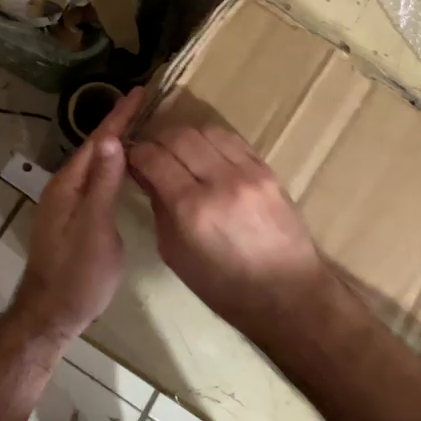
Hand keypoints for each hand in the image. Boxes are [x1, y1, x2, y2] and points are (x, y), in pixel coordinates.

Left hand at [7, 87, 147, 342]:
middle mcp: (64, 188)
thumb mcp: (95, 228)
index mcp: (68, 185)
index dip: (120, 116)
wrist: (52, 315)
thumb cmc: (77, 275)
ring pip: (95, 163)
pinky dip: (113, 166)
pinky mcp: (74, 219)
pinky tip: (127, 168)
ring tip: (142, 126)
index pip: (97, 141)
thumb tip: (111, 139)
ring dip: (116, 143)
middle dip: (119, 123)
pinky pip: (96, 180)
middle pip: (94, 147)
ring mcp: (67, 205)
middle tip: (147, 103)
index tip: (141, 90)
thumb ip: (102, 184)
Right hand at [128, 125, 328, 334]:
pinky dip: (213, 140)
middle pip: (178, 137)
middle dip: (158, 141)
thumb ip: (159, 209)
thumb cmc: (223, 286)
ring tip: (181, 152)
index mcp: (191, 209)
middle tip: (154, 154)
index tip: (133, 160)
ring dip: (186, 136)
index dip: (137, 154)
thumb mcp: (175, 254)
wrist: (287, 291)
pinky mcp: (267, 169)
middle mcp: (219, 183)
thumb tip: (147, 176)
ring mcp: (247, 172)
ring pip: (206, 130)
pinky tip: (208, 153)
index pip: (154, 159)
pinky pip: (233, 138)